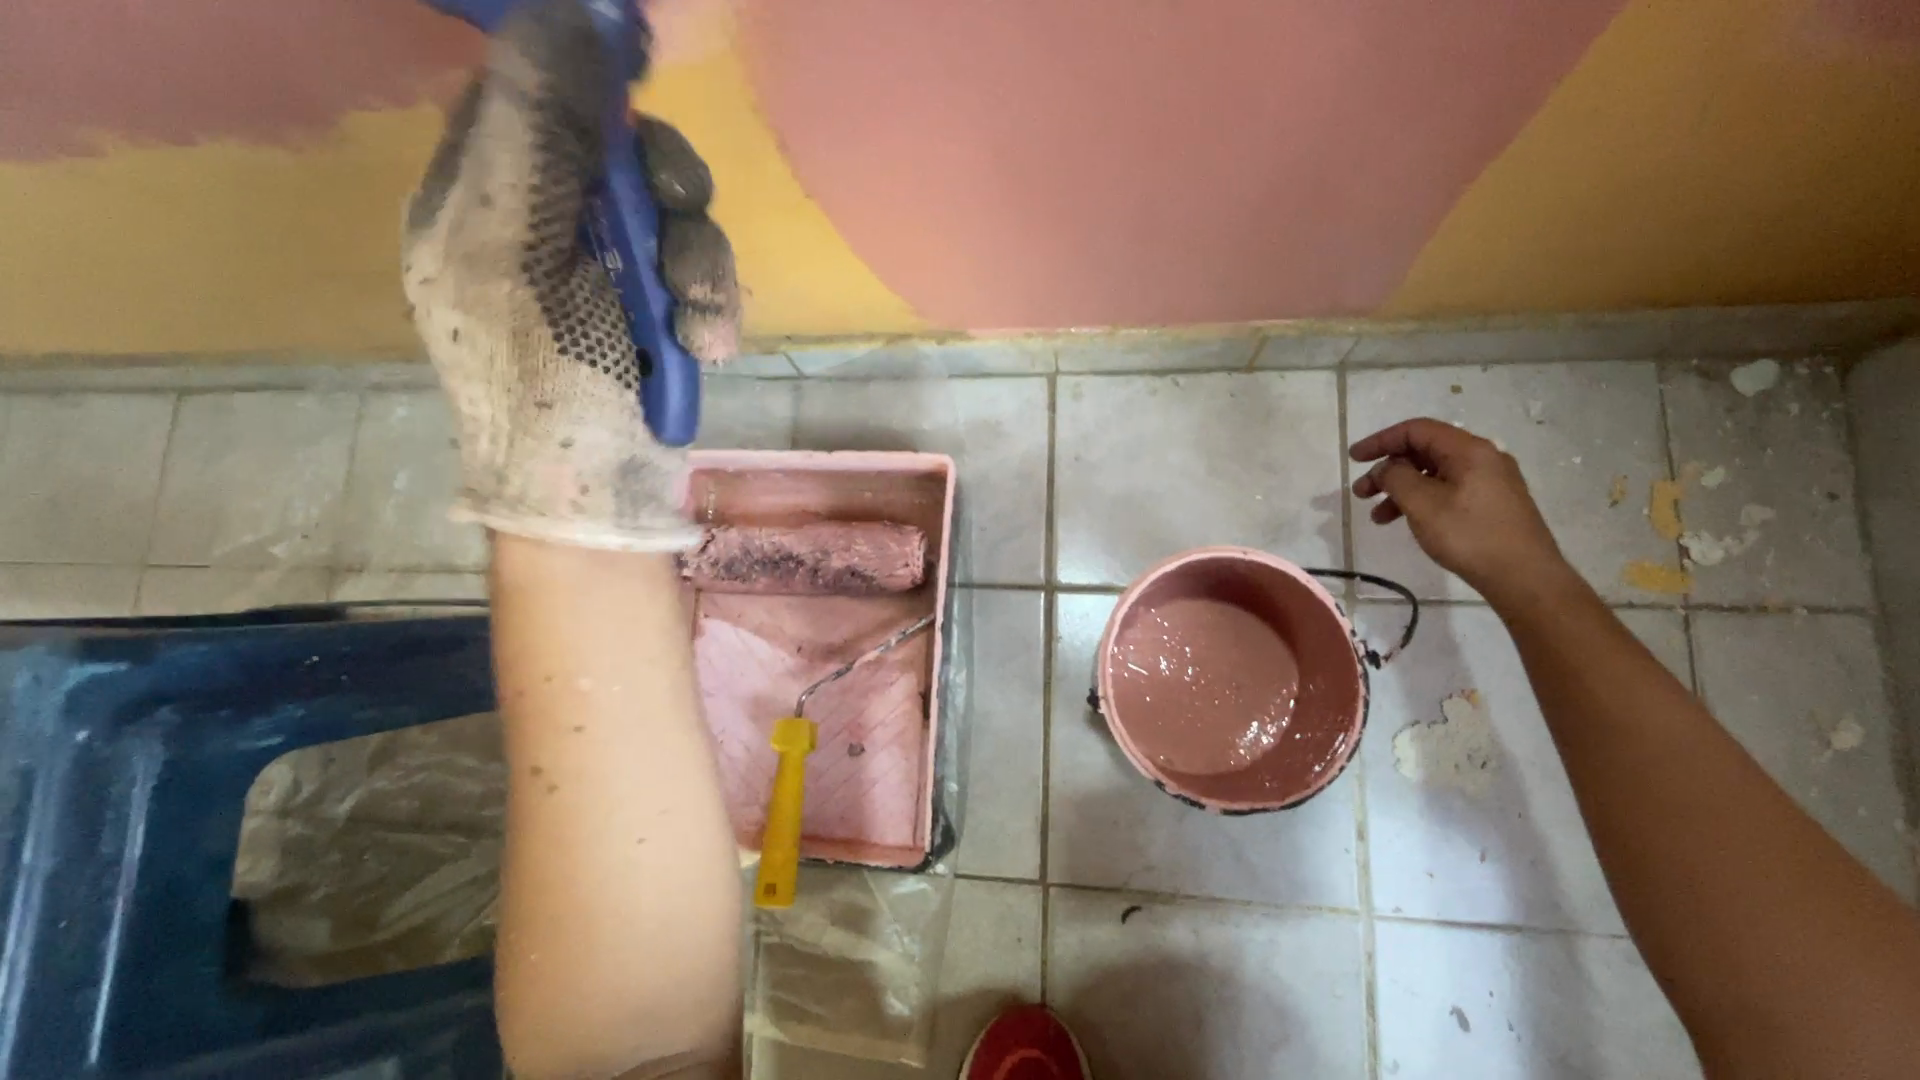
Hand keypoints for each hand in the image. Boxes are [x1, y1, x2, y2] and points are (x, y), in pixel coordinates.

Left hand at [401, 0, 740, 552]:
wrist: (591, 489)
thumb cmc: (538, 375)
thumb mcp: (520, 243)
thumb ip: (542, 127)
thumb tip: (570, 9)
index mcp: (480, 198)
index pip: (526, 94)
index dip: (582, 68)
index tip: (640, 59)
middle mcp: (544, 224)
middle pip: (619, 148)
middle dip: (661, 180)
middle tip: (671, 208)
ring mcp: (608, 271)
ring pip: (674, 212)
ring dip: (698, 258)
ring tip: (695, 316)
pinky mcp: (660, 311)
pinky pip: (700, 272)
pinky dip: (712, 306)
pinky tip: (707, 342)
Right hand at [1349, 418, 1571, 601]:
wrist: (1524, 576)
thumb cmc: (1469, 534)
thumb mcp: (1422, 504)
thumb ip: (1396, 478)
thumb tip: (1386, 468)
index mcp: (1469, 450)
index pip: (1417, 430)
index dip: (1381, 440)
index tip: (1354, 458)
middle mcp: (1483, 458)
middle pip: (1425, 452)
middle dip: (1388, 469)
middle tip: (1361, 492)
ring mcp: (1491, 482)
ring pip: (1434, 475)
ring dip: (1401, 490)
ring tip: (1378, 516)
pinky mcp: (1493, 504)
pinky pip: (1448, 491)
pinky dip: (1422, 501)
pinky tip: (1408, 522)